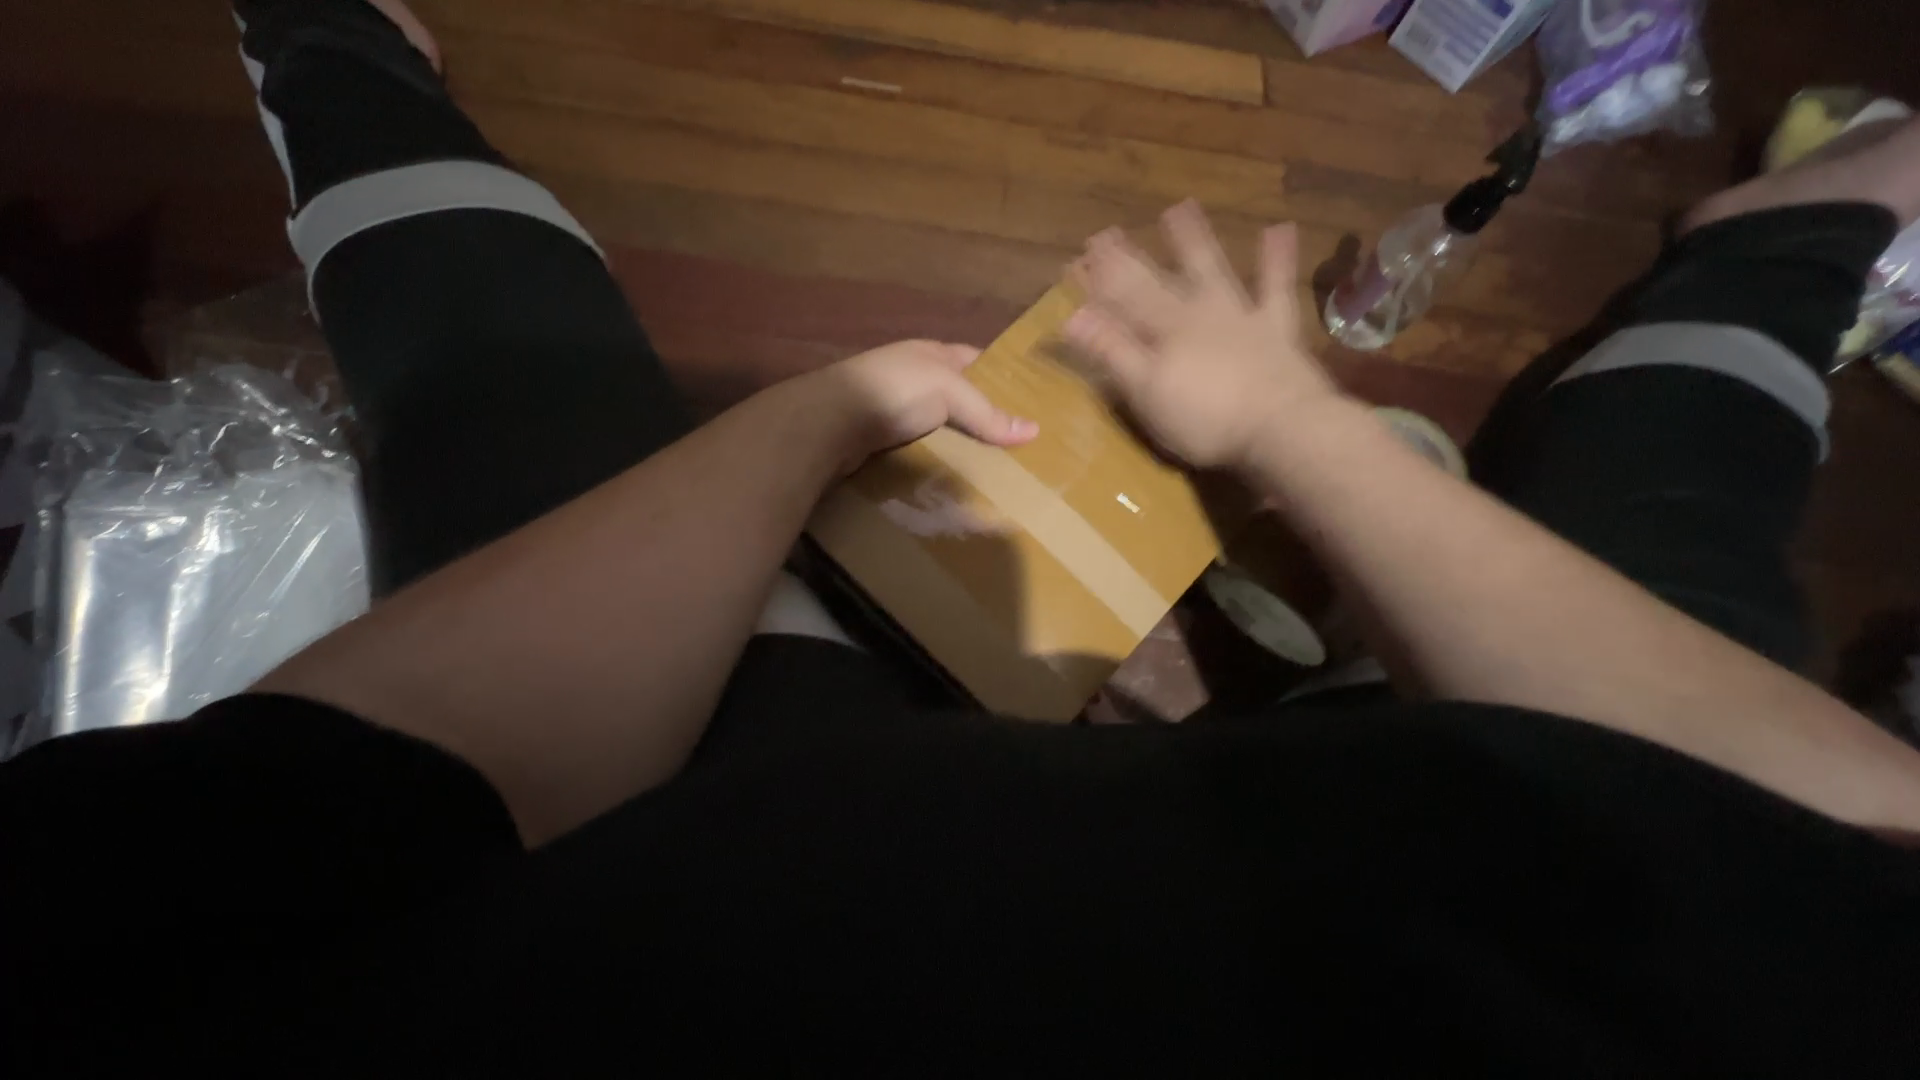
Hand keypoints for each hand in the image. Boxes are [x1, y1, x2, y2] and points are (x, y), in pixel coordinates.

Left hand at [804, 340, 1038, 470]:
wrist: (829, 422)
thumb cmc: (893, 391)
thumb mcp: (949, 391)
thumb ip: (987, 412)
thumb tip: (1034, 431)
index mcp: (930, 353)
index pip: (975, 359)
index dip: (1001, 376)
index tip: (1029, 402)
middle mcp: (912, 377)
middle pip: (957, 396)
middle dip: (982, 417)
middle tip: (1017, 444)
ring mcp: (893, 409)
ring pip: (937, 426)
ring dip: (957, 443)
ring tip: (992, 467)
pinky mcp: (879, 440)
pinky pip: (917, 448)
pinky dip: (934, 460)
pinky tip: (952, 476)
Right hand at [1064, 201, 1341, 469]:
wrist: (1281, 426)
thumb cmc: (1205, 418)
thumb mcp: (1146, 391)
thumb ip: (1112, 352)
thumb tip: (1072, 316)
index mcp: (1164, 331)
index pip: (1120, 300)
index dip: (1095, 282)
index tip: (1073, 260)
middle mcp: (1197, 313)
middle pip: (1156, 281)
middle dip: (1127, 259)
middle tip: (1105, 232)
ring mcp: (1239, 316)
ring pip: (1211, 270)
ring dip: (1194, 241)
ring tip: (1180, 207)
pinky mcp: (1276, 329)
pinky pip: (1275, 286)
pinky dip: (1277, 259)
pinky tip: (1280, 228)